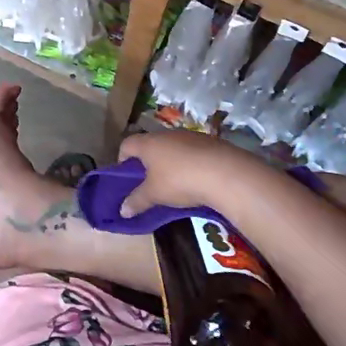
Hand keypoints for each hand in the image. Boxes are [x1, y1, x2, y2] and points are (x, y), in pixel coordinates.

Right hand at [118, 130, 269, 216]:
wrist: (223, 172)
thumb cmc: (179, 180)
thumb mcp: (154, 195)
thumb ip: (137, 201)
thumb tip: (122, 211)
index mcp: (148, 143)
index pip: (127, 144)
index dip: (122, 159)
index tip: (126, 176)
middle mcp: (166, 134)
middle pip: (150, 144)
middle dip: (147, 161)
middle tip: (148, 182)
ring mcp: (189, 135)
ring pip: (172, 146)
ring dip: (169, 161)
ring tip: (173, 182)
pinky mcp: (208, 141)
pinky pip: (191, 151)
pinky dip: (188, 162)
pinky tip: (195, 178)